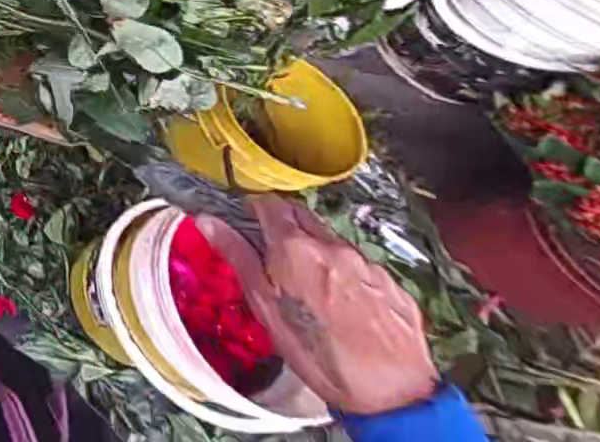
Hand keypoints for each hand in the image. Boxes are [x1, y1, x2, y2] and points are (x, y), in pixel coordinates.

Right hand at [197, 195, 438, 416]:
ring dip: (317, 250)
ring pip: (330, 238)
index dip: (256, 209)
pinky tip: (345, 305)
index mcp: (294, 246)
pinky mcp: (389, 279)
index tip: (250, 222)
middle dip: (286, 224)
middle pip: (301, 214)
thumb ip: (238, 256)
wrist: (392, 397)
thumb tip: (208, 221)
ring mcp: (363, 260)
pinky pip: (359, 263)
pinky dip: (347, 273)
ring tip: (314, 289)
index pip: (269, 203)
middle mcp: (330, 243)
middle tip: (277, 255)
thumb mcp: (266, 308)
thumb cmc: (319, 356)